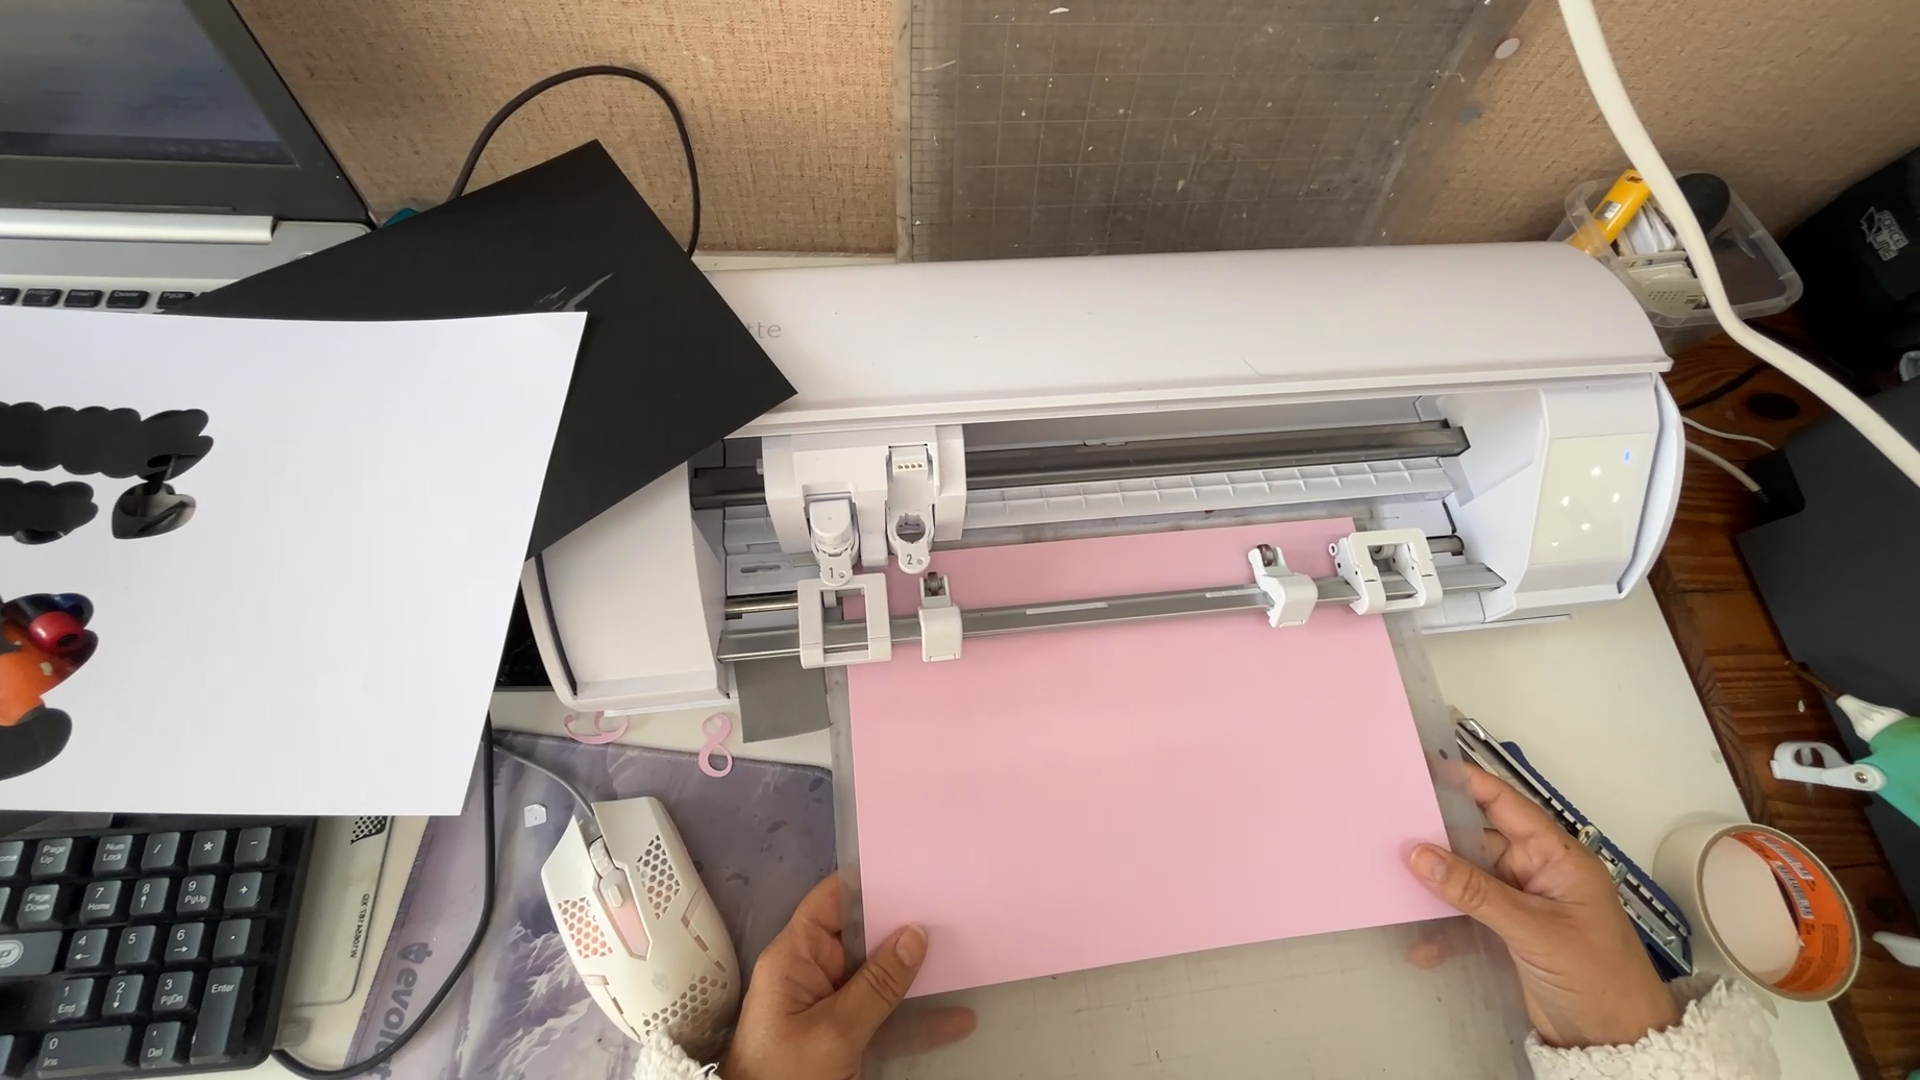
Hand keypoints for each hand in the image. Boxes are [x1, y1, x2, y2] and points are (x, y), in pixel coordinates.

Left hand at [723, 875, 974, 1079]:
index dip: (871, 881)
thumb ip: (877, 984)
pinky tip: (957, 1018)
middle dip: (905, 926)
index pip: (834, 899)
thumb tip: (916, 933)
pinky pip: (887, 1019)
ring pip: (882, 978)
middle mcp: (814, 972)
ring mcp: (831, 1006)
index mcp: (796, 955)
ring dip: (918, 974)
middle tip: (952, 907)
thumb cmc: (785, 1076)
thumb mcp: (833, 1032)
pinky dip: (918, 1020)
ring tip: (963, 954)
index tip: (916, 868)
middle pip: (865, 936)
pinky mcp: (845, 1039)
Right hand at [1406, 765, 1680, 1049]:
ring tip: (1393, 886)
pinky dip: (1441, 928)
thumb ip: (1473, 891)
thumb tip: (1416, 853)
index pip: (1502, 802)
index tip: (1419, 766)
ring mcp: (1518, 900)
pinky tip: (1421, 944)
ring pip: (1461, 877)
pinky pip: (1462, 914)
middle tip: (1386, 830)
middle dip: (1432, 839)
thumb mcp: (1534, 930)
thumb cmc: (1598, 978)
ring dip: (1432, 888)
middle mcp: (1533, 870)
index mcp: (1554, 856)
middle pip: (1471, 839)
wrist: (1621, 1047)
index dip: (1463, 780)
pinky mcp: (1504, 929)